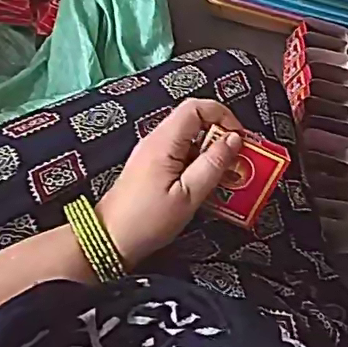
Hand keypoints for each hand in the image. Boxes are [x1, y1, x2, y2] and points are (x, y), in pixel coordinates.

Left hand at [96, 98, 244, 265]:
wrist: (109, 239)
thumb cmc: (146, 221)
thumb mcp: (188, 196)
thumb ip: (213, 165)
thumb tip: (234, 140)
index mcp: (164, 142)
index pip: (196, 107)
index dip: (222, 115)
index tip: (239, 137)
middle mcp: (156, 140)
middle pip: (194, 120)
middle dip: (220, 135)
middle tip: (237, 158)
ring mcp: (152, 151)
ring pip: (189, 137)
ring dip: (211, 151)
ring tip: (226, 174)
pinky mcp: (151, 165)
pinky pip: (181, 152)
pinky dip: (198, 162)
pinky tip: (206, 184)